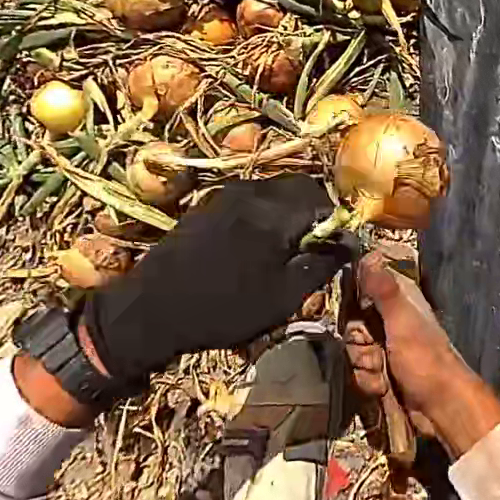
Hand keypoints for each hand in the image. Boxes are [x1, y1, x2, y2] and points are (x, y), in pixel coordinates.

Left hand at [82, 175, 346, 382]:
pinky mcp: (209, 204)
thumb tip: (349, 245)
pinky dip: (266, 215)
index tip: (338, 249)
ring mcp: (227, 194)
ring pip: (276, 191)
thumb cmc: (225, 307)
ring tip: (287, 249)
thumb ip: (322, 263)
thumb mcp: (284, 295)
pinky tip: (257, 246)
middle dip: (316, 213)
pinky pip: (252, 199)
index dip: (338, 223)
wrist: (149, 311)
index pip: (324, 200)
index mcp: (274, 210)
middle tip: (316, 247)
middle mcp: (252, 190)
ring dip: (291, 213)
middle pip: (300, 188)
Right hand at [344, 251, 499, 454]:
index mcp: (398, 302)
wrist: (441, 408)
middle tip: (376, 351)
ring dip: (364, 367)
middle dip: (358, 343)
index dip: (353, 305)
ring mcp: (385, 350)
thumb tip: (369, 254)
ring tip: (383, 373)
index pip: (362, 291)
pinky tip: (383, 388)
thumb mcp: (403, 321)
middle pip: (351, 326)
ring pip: (352, 352)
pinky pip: (358, 374)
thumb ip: (384, 290)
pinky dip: (368, 383)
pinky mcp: (381, 375)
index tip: (356, 317)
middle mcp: (390, 322)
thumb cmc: (426, 360)